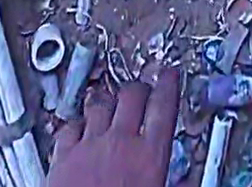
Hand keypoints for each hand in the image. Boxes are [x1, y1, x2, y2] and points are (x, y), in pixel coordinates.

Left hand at [45, 72, 179, 186]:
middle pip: (132, 96)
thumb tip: (189, 182)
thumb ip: (175, 185)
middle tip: (143, 91)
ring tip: (111, 102)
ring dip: (108, 102)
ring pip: (101, 103)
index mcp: (149, 159)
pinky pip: (71, 126)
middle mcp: (120, 143)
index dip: (168, 85)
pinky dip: (77, 123)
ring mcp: (89, 146)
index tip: (170, 75)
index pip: (163, 107)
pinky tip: (80, 128)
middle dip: (138, 90)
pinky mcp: (63, 157)